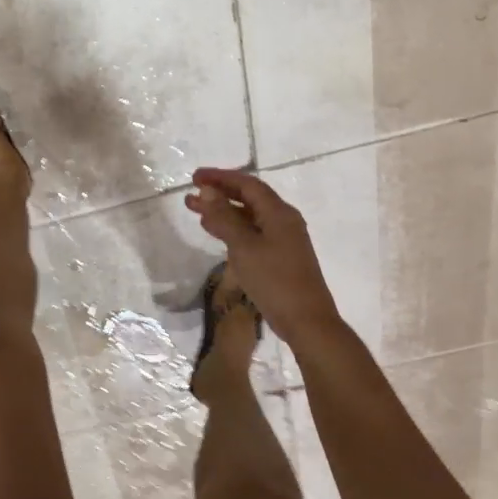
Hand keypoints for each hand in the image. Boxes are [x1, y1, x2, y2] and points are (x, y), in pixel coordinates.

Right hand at [184, 167, 341, 341]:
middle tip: (191, 195)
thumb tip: (206, 190)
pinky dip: (232, 228)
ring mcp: (283, 239)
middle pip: (248, 198)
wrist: (306, 321)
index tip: (194, 177)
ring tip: (196, 212)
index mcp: (278, 213)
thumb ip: (224, 216)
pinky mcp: (280, 256)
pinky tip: (216, 233)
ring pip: (248, 216)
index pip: (247, 184)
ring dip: (222, 211)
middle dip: (219, 193)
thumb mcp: (243, 245)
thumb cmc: (274, 279)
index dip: (220, 177)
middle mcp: (283, 220)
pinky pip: (252, 232)